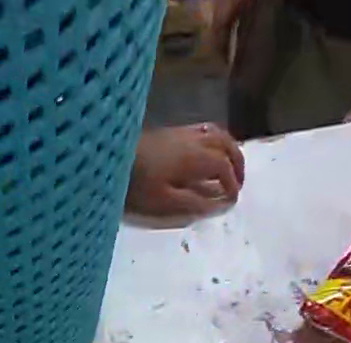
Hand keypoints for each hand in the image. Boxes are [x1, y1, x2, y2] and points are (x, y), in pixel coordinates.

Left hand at [127, 123, 245, 216]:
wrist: (113, 157)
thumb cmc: (137, 185)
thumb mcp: (165, 202)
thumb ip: (193, 203)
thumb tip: (219, 205)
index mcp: (196, 159)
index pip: (224, 168)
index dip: (232, 183)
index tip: (233, 199)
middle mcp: (195, 141)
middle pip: (227, 146)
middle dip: (237, 164)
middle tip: (238, 182)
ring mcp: (183, 133)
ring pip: (218, 135)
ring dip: (229, 149)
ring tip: (229, 165)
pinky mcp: (171, 131)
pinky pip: (204, 129)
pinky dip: (215, 139)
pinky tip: (208, 150)